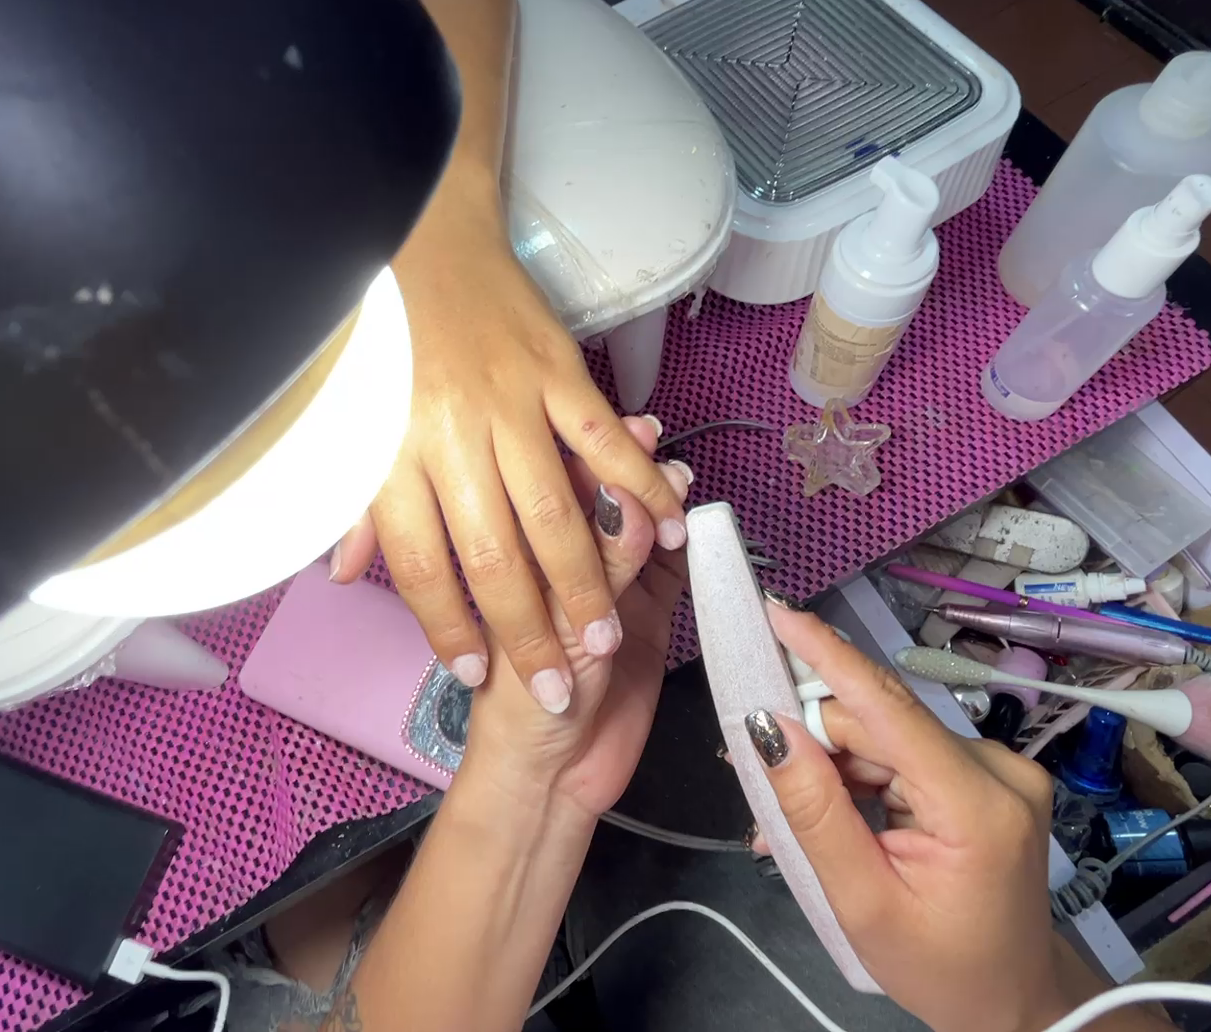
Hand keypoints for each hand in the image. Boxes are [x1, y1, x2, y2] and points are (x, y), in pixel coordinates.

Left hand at [331, 184, 686, 715]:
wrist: (418, 237)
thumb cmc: (380, 339)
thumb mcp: (354, 425)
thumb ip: (354, 506)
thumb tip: (347, 578)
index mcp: (392, 456)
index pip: (422, 566)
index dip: (449, 629)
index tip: (477, 675)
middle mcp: (451, 437)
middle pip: (496, 556)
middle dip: (530, 631)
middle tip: (561, 686)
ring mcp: (512, 403)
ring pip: (556, 511)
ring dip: (586, 582)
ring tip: (606, 638)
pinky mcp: (559, 371)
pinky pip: (606, 440)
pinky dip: (639, 486)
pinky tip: (668, 530)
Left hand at [459, 421, 690, 823]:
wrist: (552, 782)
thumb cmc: (518, 709)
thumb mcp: (555, 631)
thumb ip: (596, 568)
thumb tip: (625, 495)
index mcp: (524, 557)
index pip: (552, 494)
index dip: (580, 459)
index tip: (607, 429)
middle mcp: (565, 564)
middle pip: (600, 504)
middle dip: (623, 468)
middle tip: (648, 438)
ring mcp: (609, 587)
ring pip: (638, 531)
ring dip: (657, 501)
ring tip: (675, 472)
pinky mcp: (645, 616)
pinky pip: (668, 570)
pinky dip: (682, 545)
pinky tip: (692, 520)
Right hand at [747, 606, 1070, 1031]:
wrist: (1019, 1004)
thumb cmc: (941, 969)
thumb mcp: (861, 901)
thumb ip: (813, 811)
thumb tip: (768, 728)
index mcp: (976, 804)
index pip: (886, 706)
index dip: (827, 654)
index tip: (775, 610)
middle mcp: (996, 766)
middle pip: (876, 722)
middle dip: (816, 742)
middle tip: (766, 785)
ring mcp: (995, 765)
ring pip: (883, 734)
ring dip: (834, 764)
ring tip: (799, 818)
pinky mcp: (984, 771)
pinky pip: (900, 750)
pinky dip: (860, 774)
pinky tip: (838, 810)